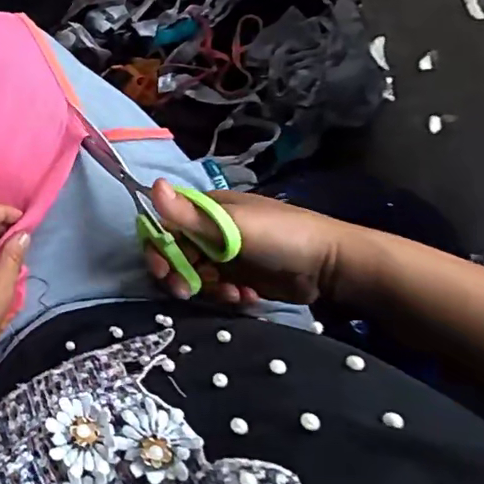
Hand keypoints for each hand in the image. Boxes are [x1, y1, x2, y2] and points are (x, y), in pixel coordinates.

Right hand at [144, 181, 345, 305]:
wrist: (330, 266)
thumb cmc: (281, 236)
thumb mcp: (234, 226)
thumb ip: (191, 214)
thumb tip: (153, 186)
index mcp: (208, 209)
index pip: (166, 225)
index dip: (158, 247)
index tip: (163, 269)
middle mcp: (213, 230)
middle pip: (177, 254)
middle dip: (179, 274)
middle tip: (188, 292)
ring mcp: (228, 254)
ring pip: (196, 275)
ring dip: (205, 288)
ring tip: (230, 295)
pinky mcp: (241, 277)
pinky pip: (218, 289)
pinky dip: (226, 295)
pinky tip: (245, 297)